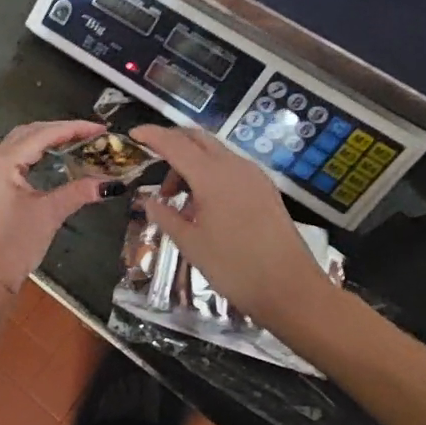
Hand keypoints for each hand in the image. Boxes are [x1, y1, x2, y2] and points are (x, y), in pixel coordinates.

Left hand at [0, 121, 116, 292]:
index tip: (99, 128)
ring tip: (78, 140)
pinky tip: (54, 154)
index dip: (72, 129)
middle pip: (28, 133)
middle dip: (61, 130)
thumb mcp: (49, 214)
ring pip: (19, 142)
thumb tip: (111, 183)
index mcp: (0, 164)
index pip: (41, 135)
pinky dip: (35, 151)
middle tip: (91, 134)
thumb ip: (79, 192)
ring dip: (47, 138)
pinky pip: (13, 155)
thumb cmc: (15, 245)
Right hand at [131, 125, 336, 326]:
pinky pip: (231, 168)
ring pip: (215, 153)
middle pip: (198, 139)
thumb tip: (150, 201)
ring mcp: (254, 176)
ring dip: (192, 163)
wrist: (291, 290)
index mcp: (212, 176)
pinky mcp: (265, 189)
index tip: (133, 134)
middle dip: (173, 144)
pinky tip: (204, 205)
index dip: (152, 135)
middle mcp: (235, 167)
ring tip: (179, 199)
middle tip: (155, 165)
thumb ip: (165, 216)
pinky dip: (210, 173)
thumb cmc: (234, 267)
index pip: (175, 143)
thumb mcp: (190, 244)